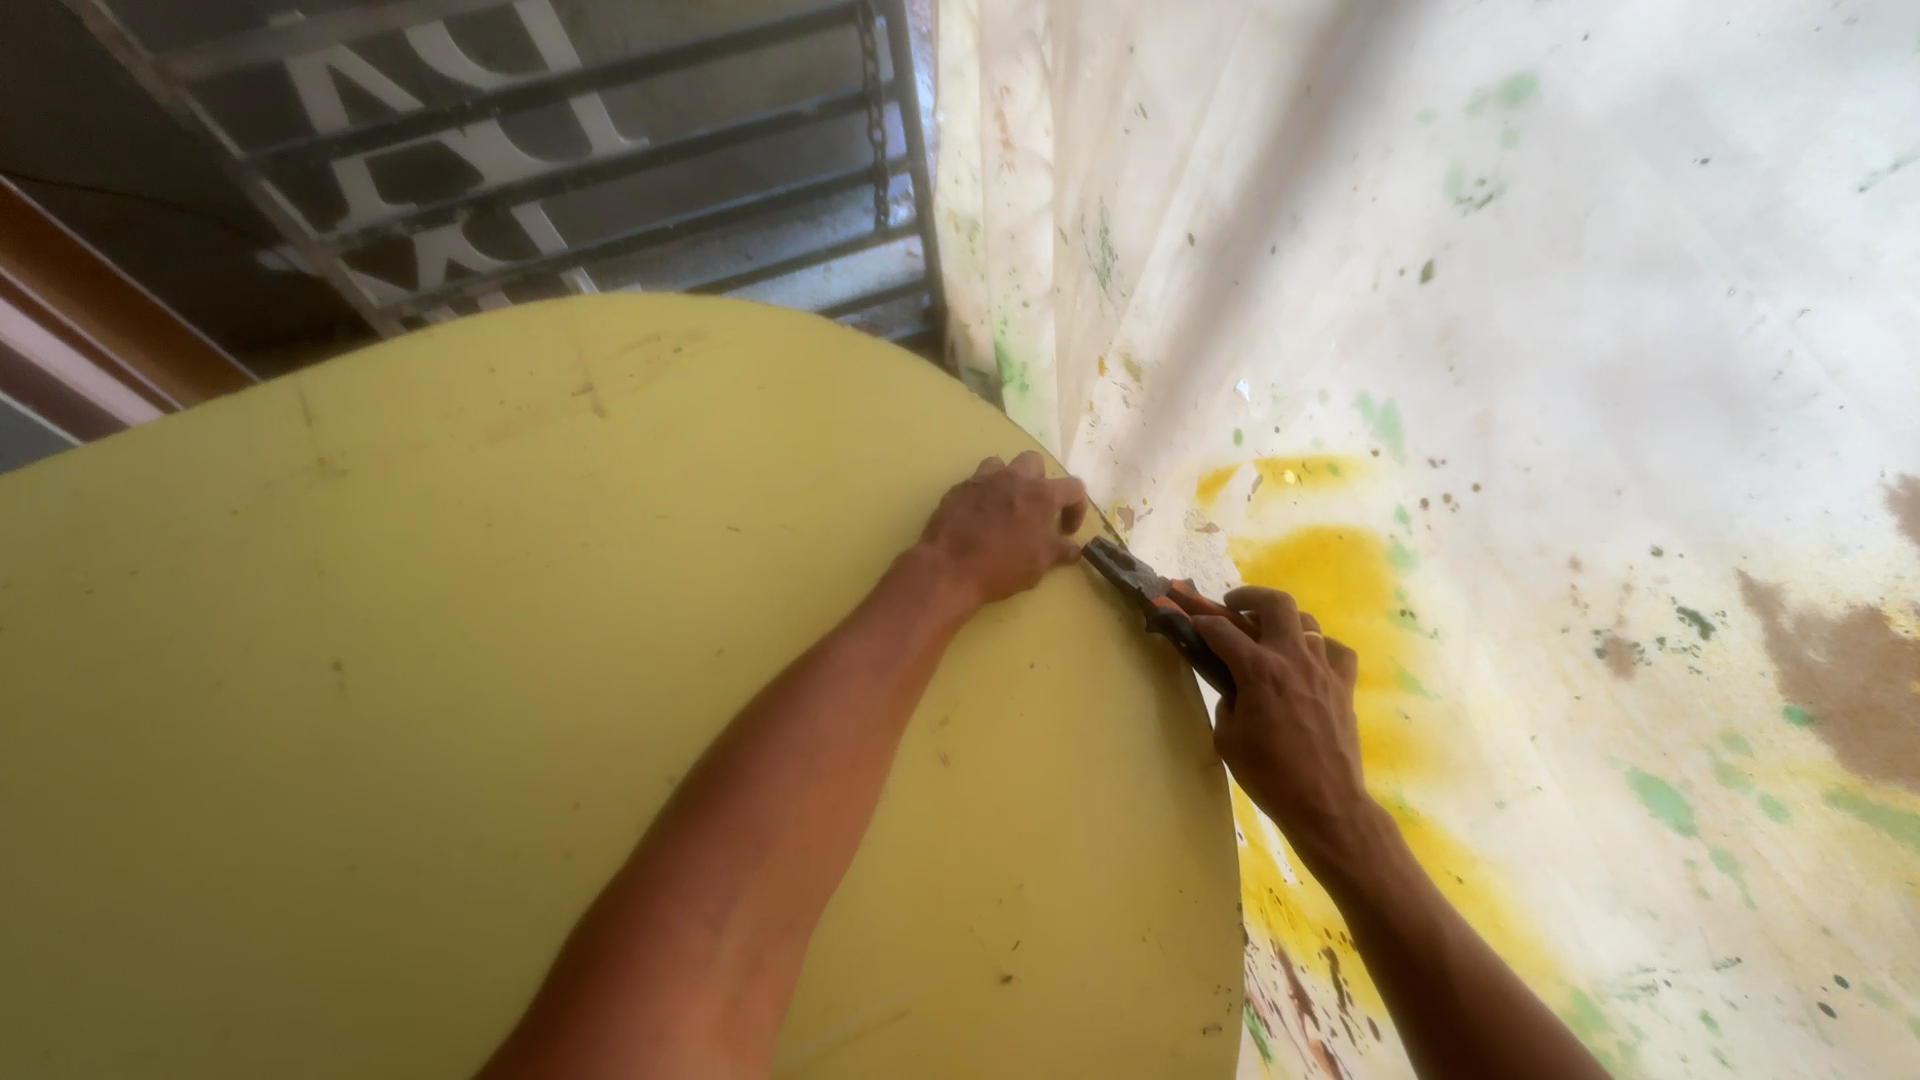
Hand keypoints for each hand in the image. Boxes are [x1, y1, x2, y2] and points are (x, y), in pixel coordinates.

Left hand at [917, 451, 1087, 606]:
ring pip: (1003, 464)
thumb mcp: (1038, 565)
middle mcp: (1014, 478)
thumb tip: (1075, 548)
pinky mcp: (959, 488)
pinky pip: (977, 480)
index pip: (1073, 488)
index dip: (1076, 509)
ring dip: (1010, 480)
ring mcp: (983, 479)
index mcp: (1041, 495)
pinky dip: (985, 492)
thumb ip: (1059, 551)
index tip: (1065, 530)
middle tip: (1035, 509)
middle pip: (1035, 462)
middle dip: (1041, 482)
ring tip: (1006, 505)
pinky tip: (980, 514)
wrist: (948, 568)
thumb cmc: (1001, 567)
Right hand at [1184, 589, 1371, 860]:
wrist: (1326, 803)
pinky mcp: (1343, 685)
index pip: (1221, 630)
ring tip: (1268, 633)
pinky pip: (1335, 650)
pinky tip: (1308, 659)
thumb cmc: (1269, 774)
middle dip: (1249, 596)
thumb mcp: (1227, 738)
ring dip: (1283, 620)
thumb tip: (1234, 689)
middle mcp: (1292, 659)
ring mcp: (1323, 669)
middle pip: (1276, 603)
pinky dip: (1319, 647)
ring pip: (1307, 621)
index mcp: (1258, 670)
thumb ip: (1227, 703)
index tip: (1189, 620)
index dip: (1200, 622)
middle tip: (1233, 605)